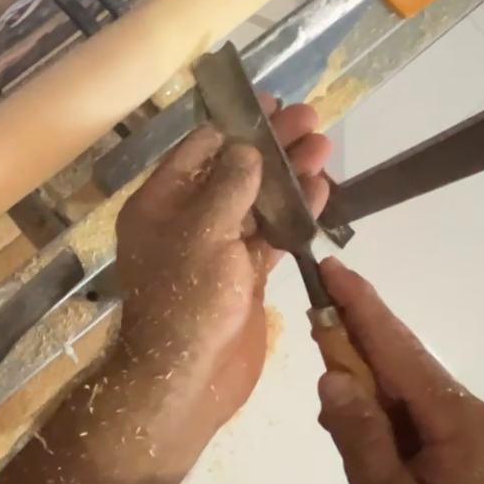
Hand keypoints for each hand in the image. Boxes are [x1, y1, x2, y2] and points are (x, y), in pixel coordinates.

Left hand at [114, 102, 329, 432]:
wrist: (187, 377)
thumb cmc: (186, 299)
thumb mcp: (202, 233)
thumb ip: (228, 187)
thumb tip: (245, 149)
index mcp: (159, 204)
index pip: (196, 152)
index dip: (234, 127)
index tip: (270, 106)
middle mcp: (185, 221)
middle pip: (232, 172)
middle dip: (271, 146)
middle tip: (311, 118)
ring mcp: (216, 248)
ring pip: (256, 202)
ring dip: (289, 176)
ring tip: (324, 145)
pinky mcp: (242, 274)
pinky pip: (269, 235)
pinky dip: (294, 214)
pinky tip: (321, 189)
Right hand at [315, 261, 483, 483]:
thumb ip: (359, 438)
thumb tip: (333, 376)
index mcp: (464, 424)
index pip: (401, 349)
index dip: (362, 306)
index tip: (332, 267)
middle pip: (409, 369)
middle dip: (359, 348)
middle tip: (316, 334)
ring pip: (418, 397)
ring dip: (373, 391)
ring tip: (336, 411)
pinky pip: (430, 420)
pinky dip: (393, 417)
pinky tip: (373, 443)